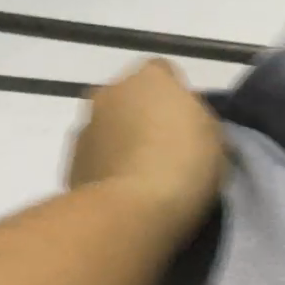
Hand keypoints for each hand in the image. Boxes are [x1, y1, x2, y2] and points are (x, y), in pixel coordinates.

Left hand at [68, 59, 227, 233]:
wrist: (133, 211)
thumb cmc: (185, 167)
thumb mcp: (215, 139)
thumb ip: (198, 120)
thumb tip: (188, 123)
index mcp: (150, 77)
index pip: (163, 73)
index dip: (175, 97)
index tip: (187, 125)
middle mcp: (110, 92)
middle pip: (129, 98)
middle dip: (142, 116)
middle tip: (164, 150)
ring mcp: (84, 126)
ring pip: (108, 128)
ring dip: (121, 143)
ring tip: (141, 177)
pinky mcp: (70, 162)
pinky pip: (95, 158)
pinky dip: (106, 168)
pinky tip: (124, 193)